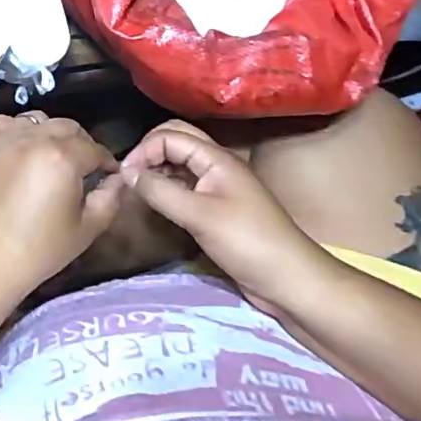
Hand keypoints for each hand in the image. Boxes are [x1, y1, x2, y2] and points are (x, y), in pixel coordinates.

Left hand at [0, 112, 123, 300]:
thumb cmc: (39, 250)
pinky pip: (10, 123)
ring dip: (53, 135)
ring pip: (40, 121)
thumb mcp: (86, 229)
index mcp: (61, 157)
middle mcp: (33, 138)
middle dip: (83, 145)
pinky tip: (25, 152)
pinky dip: (22, 131)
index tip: (110, 175)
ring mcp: (6, 136)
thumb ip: (109, 198)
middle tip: (85, 169)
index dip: (107, 162)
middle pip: (69, 128)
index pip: (94, 149)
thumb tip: (118, 178)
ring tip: (55, 160)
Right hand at [120, 120, 340, 311]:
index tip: (126, 176)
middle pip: (176, 139)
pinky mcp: (219, 207)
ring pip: (180, 161)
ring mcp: (219, 186)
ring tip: (139, 188)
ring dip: (158, 167)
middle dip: (150, 150)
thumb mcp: (199, 216)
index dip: (144, 150)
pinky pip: (186, 184)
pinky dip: (167, 186)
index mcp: (216, 158)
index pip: (169, 136)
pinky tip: (157, 202)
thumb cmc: (248, 244)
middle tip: (131, 175)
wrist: (294, 285)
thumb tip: (125, 172)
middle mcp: (217, 165)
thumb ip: (160, 191)